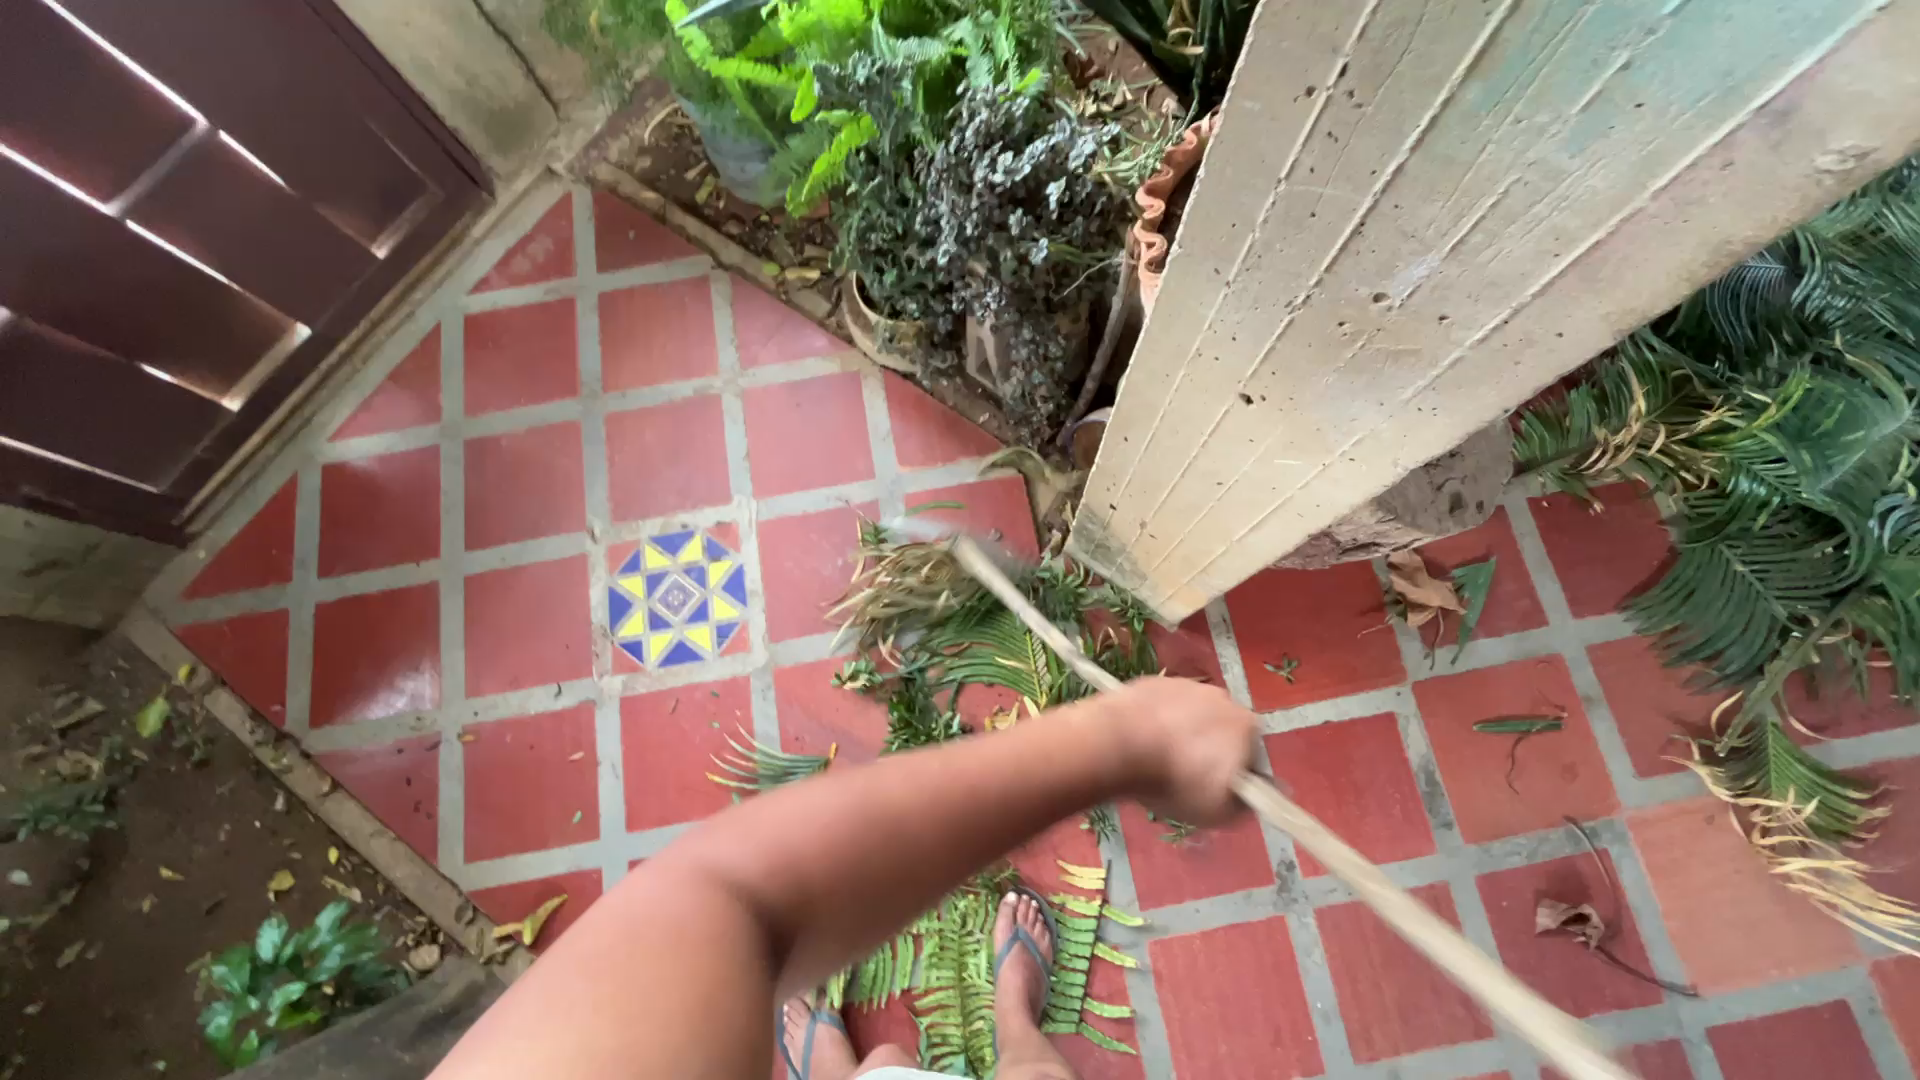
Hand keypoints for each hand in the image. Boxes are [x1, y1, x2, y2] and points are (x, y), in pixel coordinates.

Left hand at [1110, 676, 1255, 825]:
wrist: (1117, 744)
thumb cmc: (1174, 780)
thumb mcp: (1218, 812)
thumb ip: (1244, 804)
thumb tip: (1250, 796)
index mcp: (1248, 726)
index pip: (1251, 756)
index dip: (1233, 777)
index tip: (1210, 790)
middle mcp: (1223, 697)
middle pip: (1221, 730)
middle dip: (1208, 750)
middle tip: (1182, 775)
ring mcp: (1186, 684)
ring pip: (1191, 715)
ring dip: (1181, 733)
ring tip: (1157, 759)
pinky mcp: (1154, 680)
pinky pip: (1163, 704)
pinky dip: (1156, 719)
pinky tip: (1141, 739)